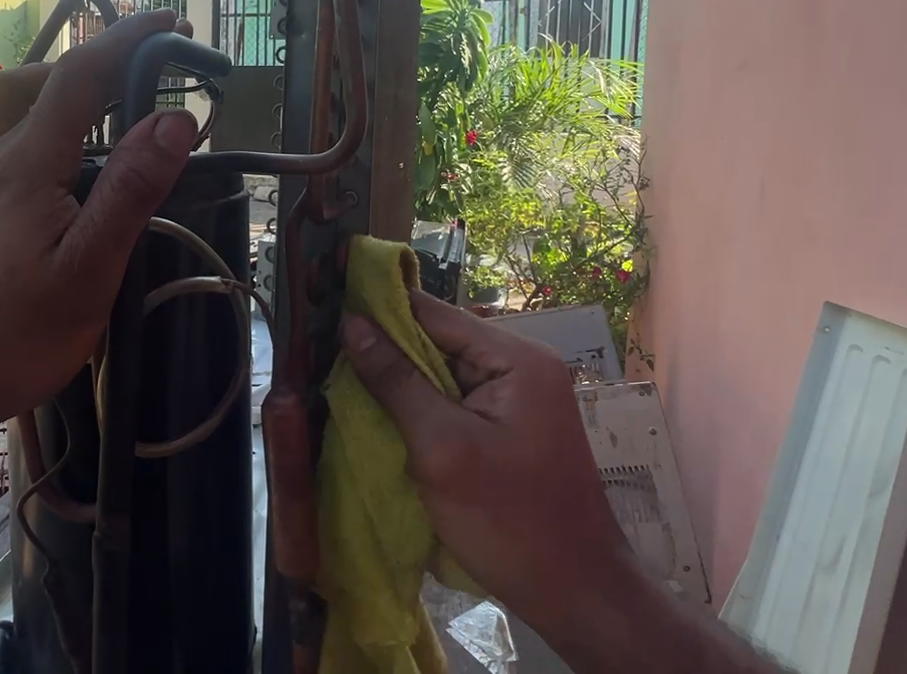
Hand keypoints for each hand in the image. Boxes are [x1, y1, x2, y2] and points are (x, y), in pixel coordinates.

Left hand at [0, 9, 196, 431]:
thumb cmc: (12, 338)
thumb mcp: (88, 271)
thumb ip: (130, 191)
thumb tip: (176, 119)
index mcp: (24, 164)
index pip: (81, 77)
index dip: (128, 40)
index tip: (172, 20)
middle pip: (33, 81)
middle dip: (89, 62)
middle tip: (137, 76)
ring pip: (1, 105)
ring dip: (50, 89)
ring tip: (95, 112)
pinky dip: (22, 122)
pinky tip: (38, 158)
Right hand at [339, 292, 640, 620]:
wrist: (578, 596)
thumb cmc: (509, 521)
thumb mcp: (441, 447)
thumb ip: (395, 380)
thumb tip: (351, 323)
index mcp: (516, 359)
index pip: (433, 312)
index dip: (379, 310)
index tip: (328, 311)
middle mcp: (522, 364)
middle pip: (437, 338)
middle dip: (387, 348)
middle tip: (328, 353)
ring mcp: (519, 395)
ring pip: (442, 369)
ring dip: (400, 379)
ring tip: (346, 379)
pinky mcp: (510, 423)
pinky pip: (454, 396)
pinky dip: (420, 403)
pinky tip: (384, 411)